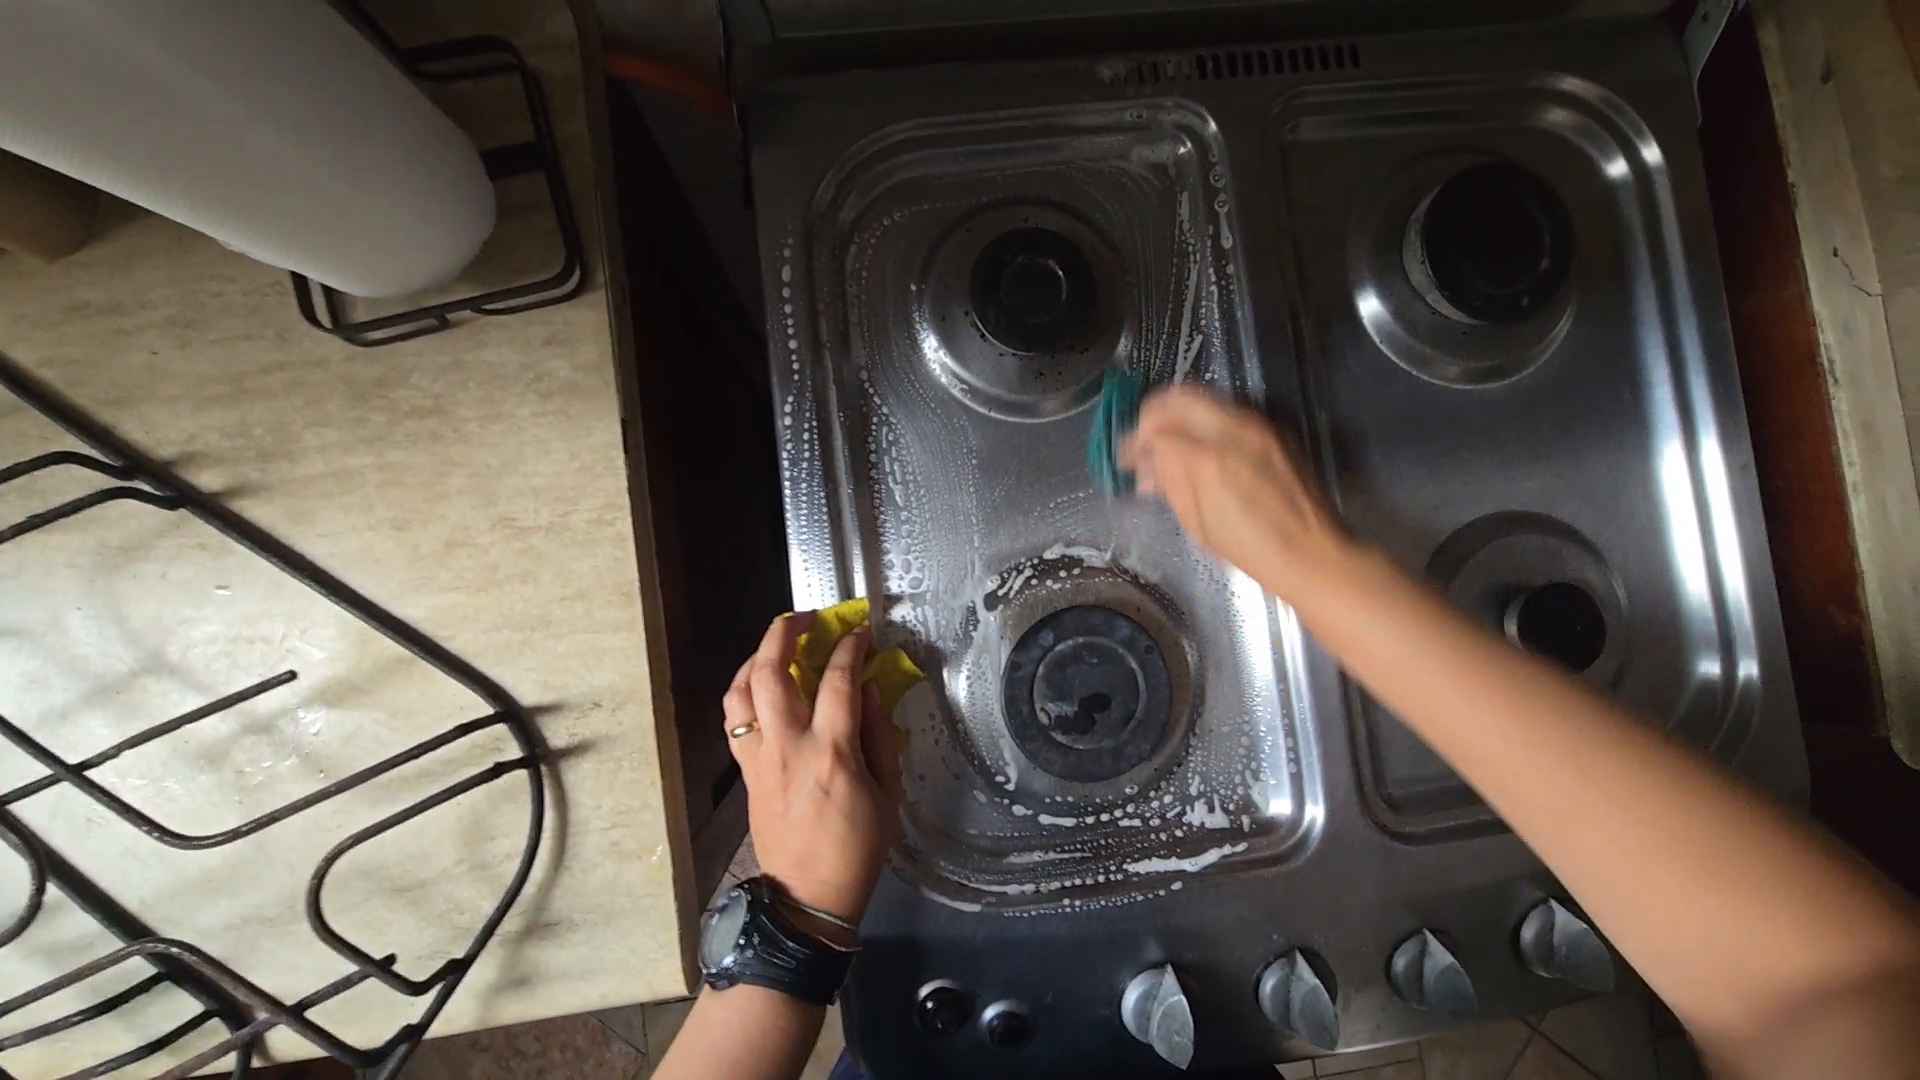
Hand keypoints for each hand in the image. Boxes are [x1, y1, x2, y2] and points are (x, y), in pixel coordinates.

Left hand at [723, 613, 902, 933]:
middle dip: (785, 632)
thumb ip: (879, 735)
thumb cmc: (858, 847)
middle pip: (772, 672)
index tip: (860, 632)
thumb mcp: (888, 792)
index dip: (850, 647)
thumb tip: (868, 688)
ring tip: (777, 645)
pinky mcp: (745, 771)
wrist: (808, 896)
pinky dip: (744, 690)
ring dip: (757, 657)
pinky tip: (761, 684)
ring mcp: (760, 757)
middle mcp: (788, 746)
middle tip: (806, 618)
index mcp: (832, 753)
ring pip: (741, 691)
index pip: (838, 680)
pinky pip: (734, 718)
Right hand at [1119, 386, 1347, 596]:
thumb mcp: (1197, 524)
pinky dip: (1205, 423)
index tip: (1128, 458)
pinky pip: (1228, 413)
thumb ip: (1171, 484)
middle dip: (1153, 415)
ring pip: (1204, 399)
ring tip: (1171, 445)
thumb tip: (1151, 465)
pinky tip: (1202, 451)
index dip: (1135, 443)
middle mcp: (1234, 432)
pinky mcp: (1273, 432)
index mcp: (1209, 459)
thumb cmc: (1252, 549)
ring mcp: (1258, 427)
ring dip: (1179, 415)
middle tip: (1144, 439)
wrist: (1312, 552)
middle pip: (1179, 397)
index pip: (1157, 431)